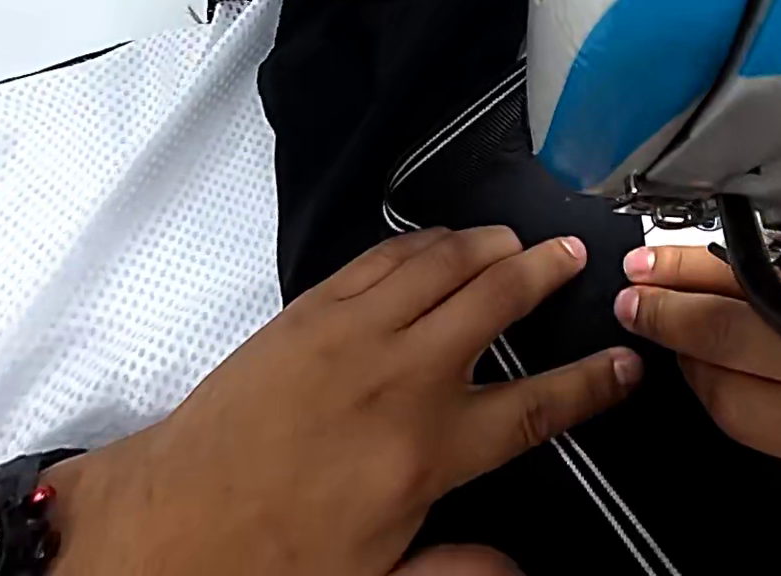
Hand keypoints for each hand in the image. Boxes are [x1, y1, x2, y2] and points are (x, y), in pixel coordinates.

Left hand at [47, 227, 643, 574]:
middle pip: (495, 301)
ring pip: (445, 262)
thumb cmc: (265, 562)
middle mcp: (402, 375)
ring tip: (516, 238)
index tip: (625, 360)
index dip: (590, 382)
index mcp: (425, 452)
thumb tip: (520, 569)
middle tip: (572, 252)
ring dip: (489, 243)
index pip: (534, 407)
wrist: (155, 530)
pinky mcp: (315, 306)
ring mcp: (357, 330)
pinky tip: (444, 238)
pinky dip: (426, 240)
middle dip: (544, 270)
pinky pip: (386, 255)